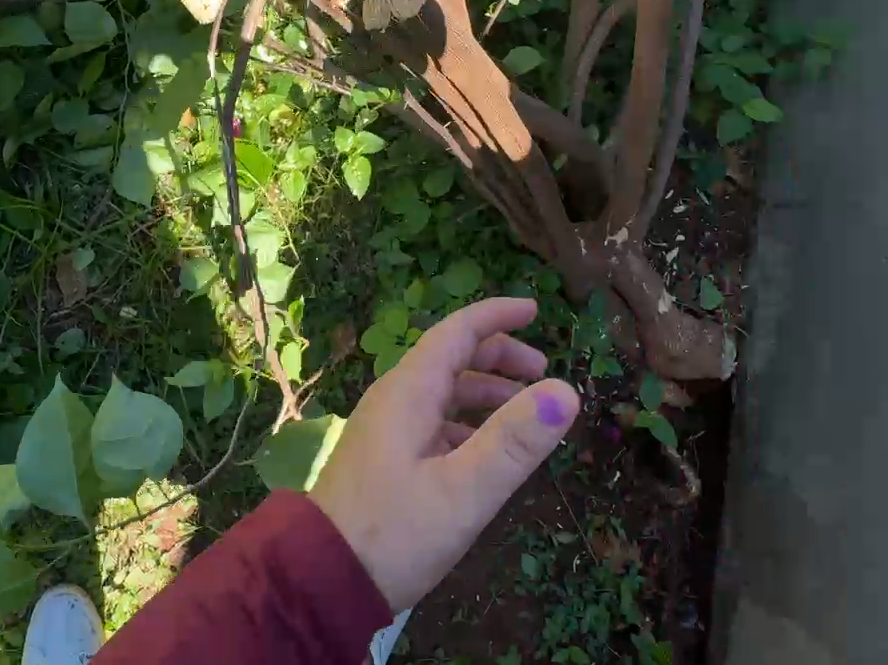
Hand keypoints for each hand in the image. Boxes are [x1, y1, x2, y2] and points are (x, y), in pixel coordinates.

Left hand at [310, 297, 579, 612]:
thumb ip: (514, 441)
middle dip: (499, 356)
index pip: (457, 331)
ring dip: (486, 393)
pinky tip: (488, 452)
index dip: (496, 316)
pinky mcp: (385, 456)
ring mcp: (387, 427)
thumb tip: (565, 390)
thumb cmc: (394, 531)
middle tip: (543, 373)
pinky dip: (468, 423)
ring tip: (526, 416)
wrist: (321, 578)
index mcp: (410, 390)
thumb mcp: (463, 490)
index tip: (535, 310)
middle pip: (452, 358)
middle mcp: (395, 397)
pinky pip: (434, 421)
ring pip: (443, 392)